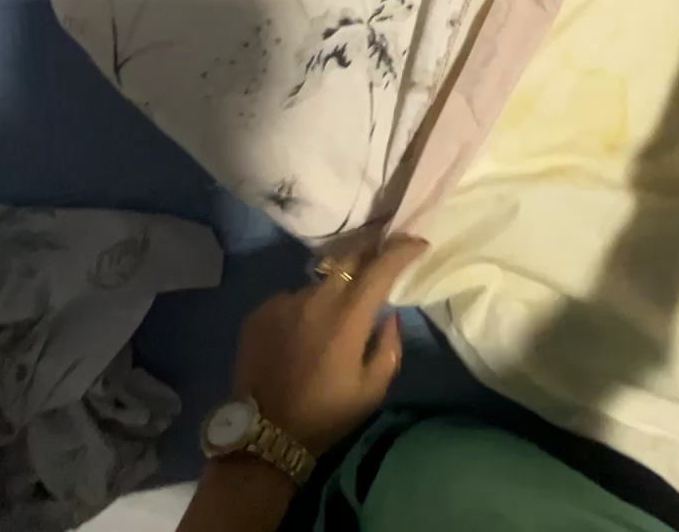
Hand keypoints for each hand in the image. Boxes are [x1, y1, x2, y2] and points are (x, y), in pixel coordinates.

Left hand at [230, 236, 428, 454]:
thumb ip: (389, 348)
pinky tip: (302, 332)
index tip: (417, 243)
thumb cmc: (326, 415)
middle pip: (349, 257)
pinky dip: (304, 307)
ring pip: (320, 281)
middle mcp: (316, 298)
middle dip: (370, 250)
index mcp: (348, 317)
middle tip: (381, 254)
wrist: (264, 436)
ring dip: (334, 288)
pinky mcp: (262, 310)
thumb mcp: (371, 391)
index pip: (381, 267)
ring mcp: (285, 301)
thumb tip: (390, 317)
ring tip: (334, 313)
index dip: (402, 250)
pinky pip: (292, 297)